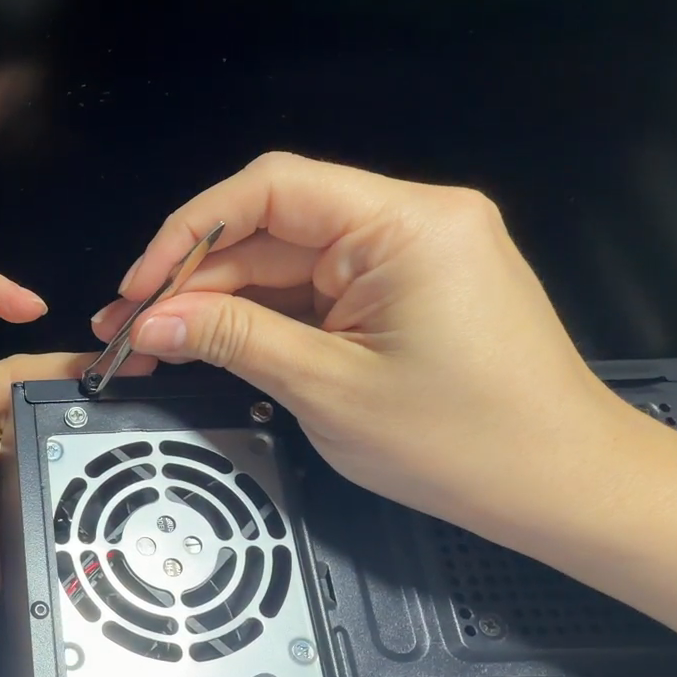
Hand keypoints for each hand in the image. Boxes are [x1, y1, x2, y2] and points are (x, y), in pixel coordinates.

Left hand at [0, 275, 151, 620]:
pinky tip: (87, 421)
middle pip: (2, 359)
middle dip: (52, 358)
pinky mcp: (1, 466)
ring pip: (26, 394)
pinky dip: (60, 420)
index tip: (27, 303)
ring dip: (65, 389)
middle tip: (102, 365)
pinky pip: (35, 428)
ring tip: (109, 388)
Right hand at [93, 152, 645, 529]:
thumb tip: (149, 320)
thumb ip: (234, 340)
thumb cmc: (457, 441)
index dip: (188, 233)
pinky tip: (200, 344)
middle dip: (187, 280)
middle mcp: (403, 224)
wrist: (554, 485)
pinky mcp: (390, 295)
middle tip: (122, 329)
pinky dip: (249, 322)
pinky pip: (303, 295)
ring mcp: (397, 260)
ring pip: (276, 266)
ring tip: (146, 343)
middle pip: (265, 231)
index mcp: (404, 225)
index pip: (270, 190)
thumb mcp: (326, 388)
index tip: (137, 288)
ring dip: (209, 304)